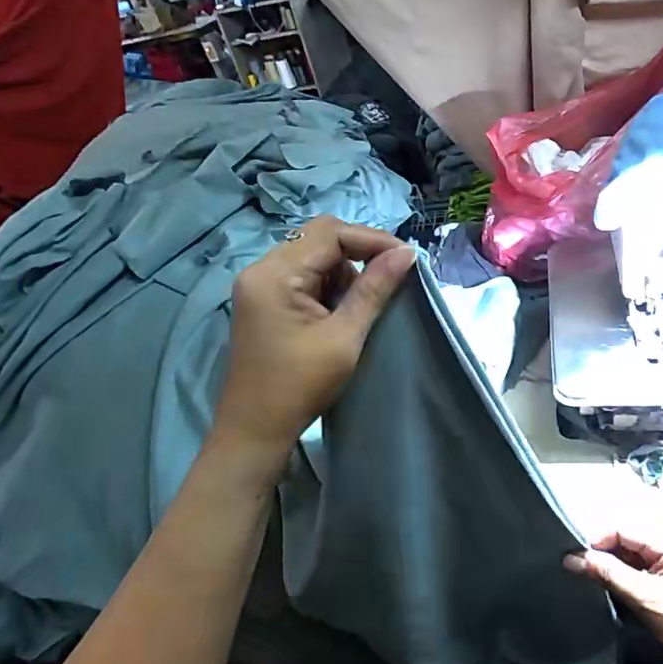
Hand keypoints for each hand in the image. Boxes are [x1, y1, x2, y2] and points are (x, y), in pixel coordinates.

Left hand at [214, 216, 414, 464]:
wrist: (255, 430)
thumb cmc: (300, 385)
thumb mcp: (345, 336)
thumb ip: (375, 289)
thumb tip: (407, 253)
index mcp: (275, 275)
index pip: (331, 234)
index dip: (373, 240)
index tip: (407, 258)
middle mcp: (261, 269)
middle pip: (320, 236)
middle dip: (360, 250)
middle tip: (392, 273)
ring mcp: (260, 284)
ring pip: (314, 253)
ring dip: (346, 268)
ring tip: (363, 301)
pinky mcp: (265, 299)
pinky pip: (304, 273)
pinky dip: (330, 282)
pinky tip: (342, 307)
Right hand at [564, 526, 662, 663]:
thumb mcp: (649, 600)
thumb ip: (610, 575)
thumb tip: (571, 557)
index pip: (623, 526)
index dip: (596, 539)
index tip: (568, 555)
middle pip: (626, 536)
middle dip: (600, 548)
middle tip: (571, 565)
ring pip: (631, 553)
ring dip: (609, 562)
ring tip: (582, 574)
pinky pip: (639, 568)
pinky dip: (621, 574)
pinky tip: (604, 584)